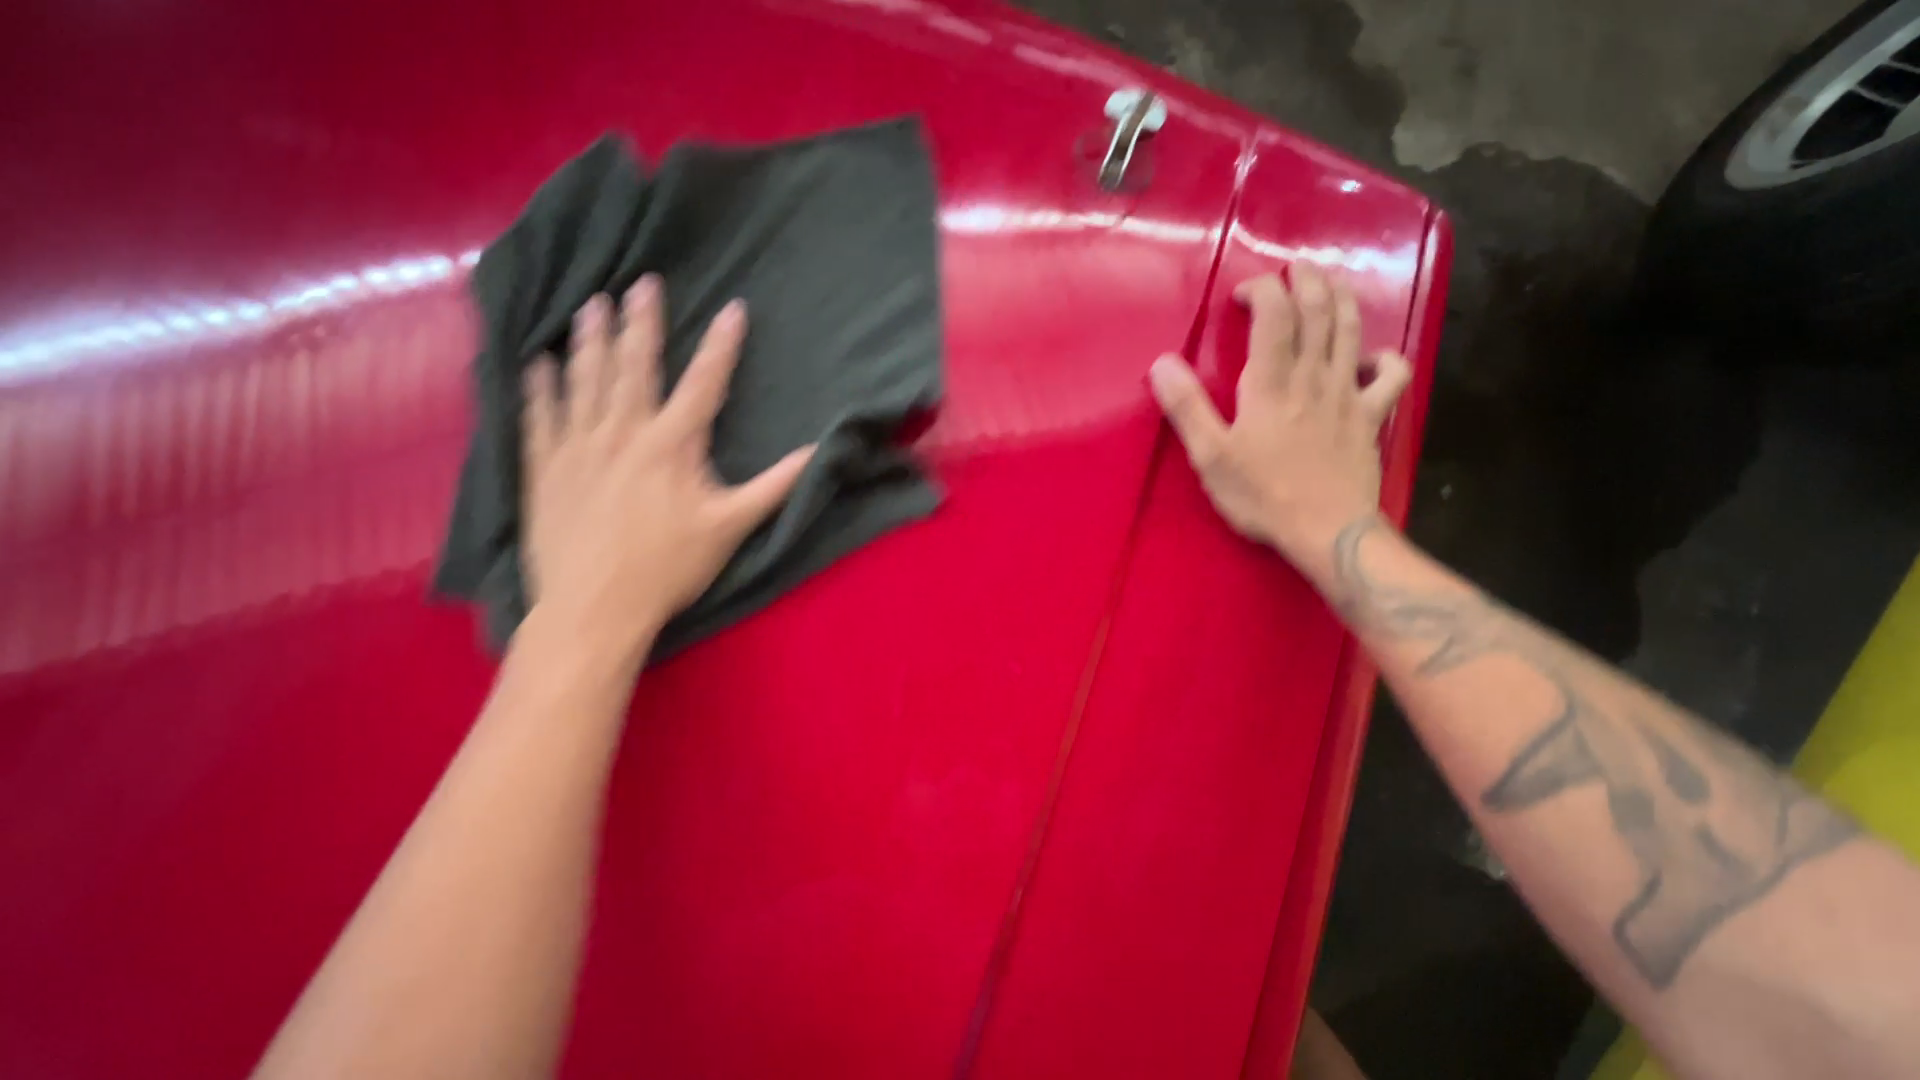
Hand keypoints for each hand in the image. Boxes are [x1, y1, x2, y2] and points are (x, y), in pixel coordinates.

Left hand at [519, 275, 813, 664]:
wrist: (593, 606)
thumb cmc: (667, 568)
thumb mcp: (730, 528)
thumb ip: (773, 486)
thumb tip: (818, 453)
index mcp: (671, 444)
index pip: (703, 383)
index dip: (721, 345)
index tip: (733, 308)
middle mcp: (622, 432)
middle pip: (634, 367)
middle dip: (641, 323)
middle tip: (642, 283)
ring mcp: (576, 447)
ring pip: (583, 381)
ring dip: (589, 341)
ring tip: (591, 305)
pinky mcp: (543, 469)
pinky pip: (538, 417)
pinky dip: (538, 388)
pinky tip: (537, 364)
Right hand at [1148, 266, 1411, 575]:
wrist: (1327, 530)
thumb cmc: (1263, 496)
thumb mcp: (1211, 456)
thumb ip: (1187, 407)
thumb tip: (1161, 363)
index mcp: (1272, 382)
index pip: (1275, 313)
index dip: (1262, 289)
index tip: (1243, 293)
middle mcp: (1314, 376)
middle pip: (1319, 310)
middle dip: (1308, 279)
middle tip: (1295, 268)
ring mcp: (1349, 394)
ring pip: (1352, 330)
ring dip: (1343, 298)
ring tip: (1331, 283)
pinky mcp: (1372, 417)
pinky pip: (1392, 375)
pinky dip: (1386, 356)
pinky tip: (1373, 355)